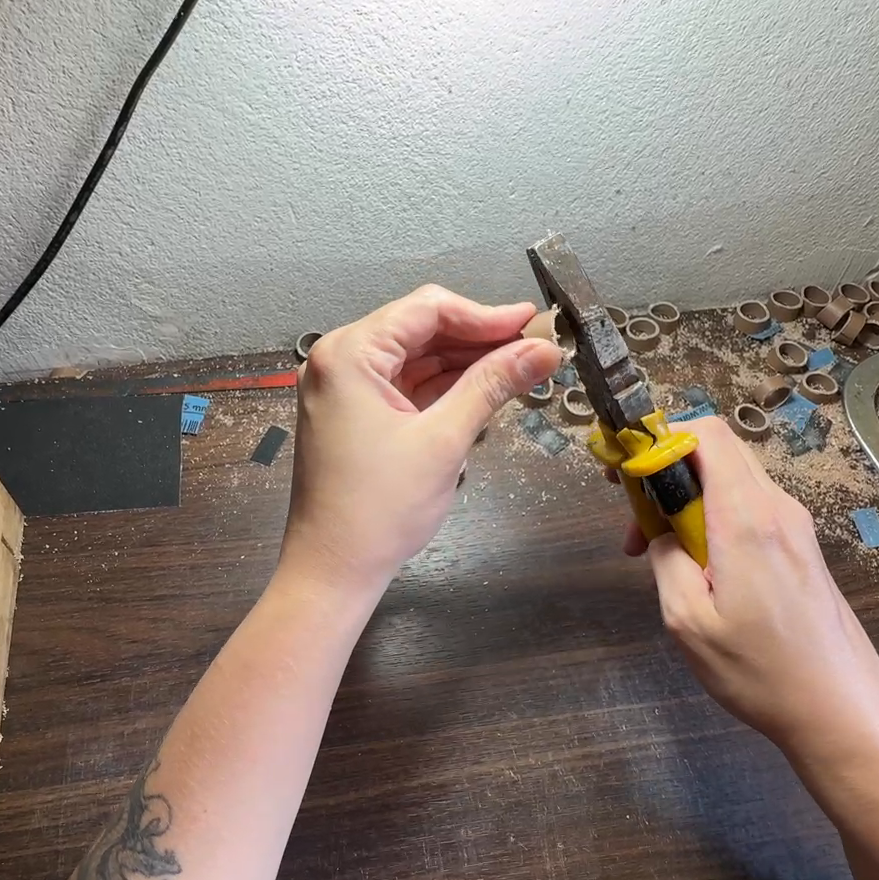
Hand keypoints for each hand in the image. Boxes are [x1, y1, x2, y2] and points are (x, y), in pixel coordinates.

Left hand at [282, 285, 559, 589]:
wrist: (333, 570)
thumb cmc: (381, 508)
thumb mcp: (443, 440)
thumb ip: (492, 385)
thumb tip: (544, 348)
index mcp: (349, 354)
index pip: (426, 309)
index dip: (484, 315)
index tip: (533, 324)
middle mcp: (339, 360)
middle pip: (420, 330)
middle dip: (477, 339)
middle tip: (534, 348)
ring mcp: (344, 388)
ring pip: (415, 358)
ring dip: (464, 363)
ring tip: (519, 368)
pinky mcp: (353, 414)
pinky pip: (404, 386)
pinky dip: (442, 388)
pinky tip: (483, 390)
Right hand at [625, 417, 878, 760]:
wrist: (844, 713)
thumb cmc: (760, 671)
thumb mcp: (687, 620)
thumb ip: (666, 560)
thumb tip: (660, 532)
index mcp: (746, 518)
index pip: (706, 435)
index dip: (657, 439)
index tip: (624, 474)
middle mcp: (777, 509)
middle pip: (717, 449)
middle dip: (665, 467)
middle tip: (633, 513)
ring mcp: (796, 527)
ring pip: (731, 478)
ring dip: (686, 497)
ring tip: (657, 548)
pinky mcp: (802, 547)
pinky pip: (748, 506)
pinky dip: (712, 515)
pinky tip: (696, 564)